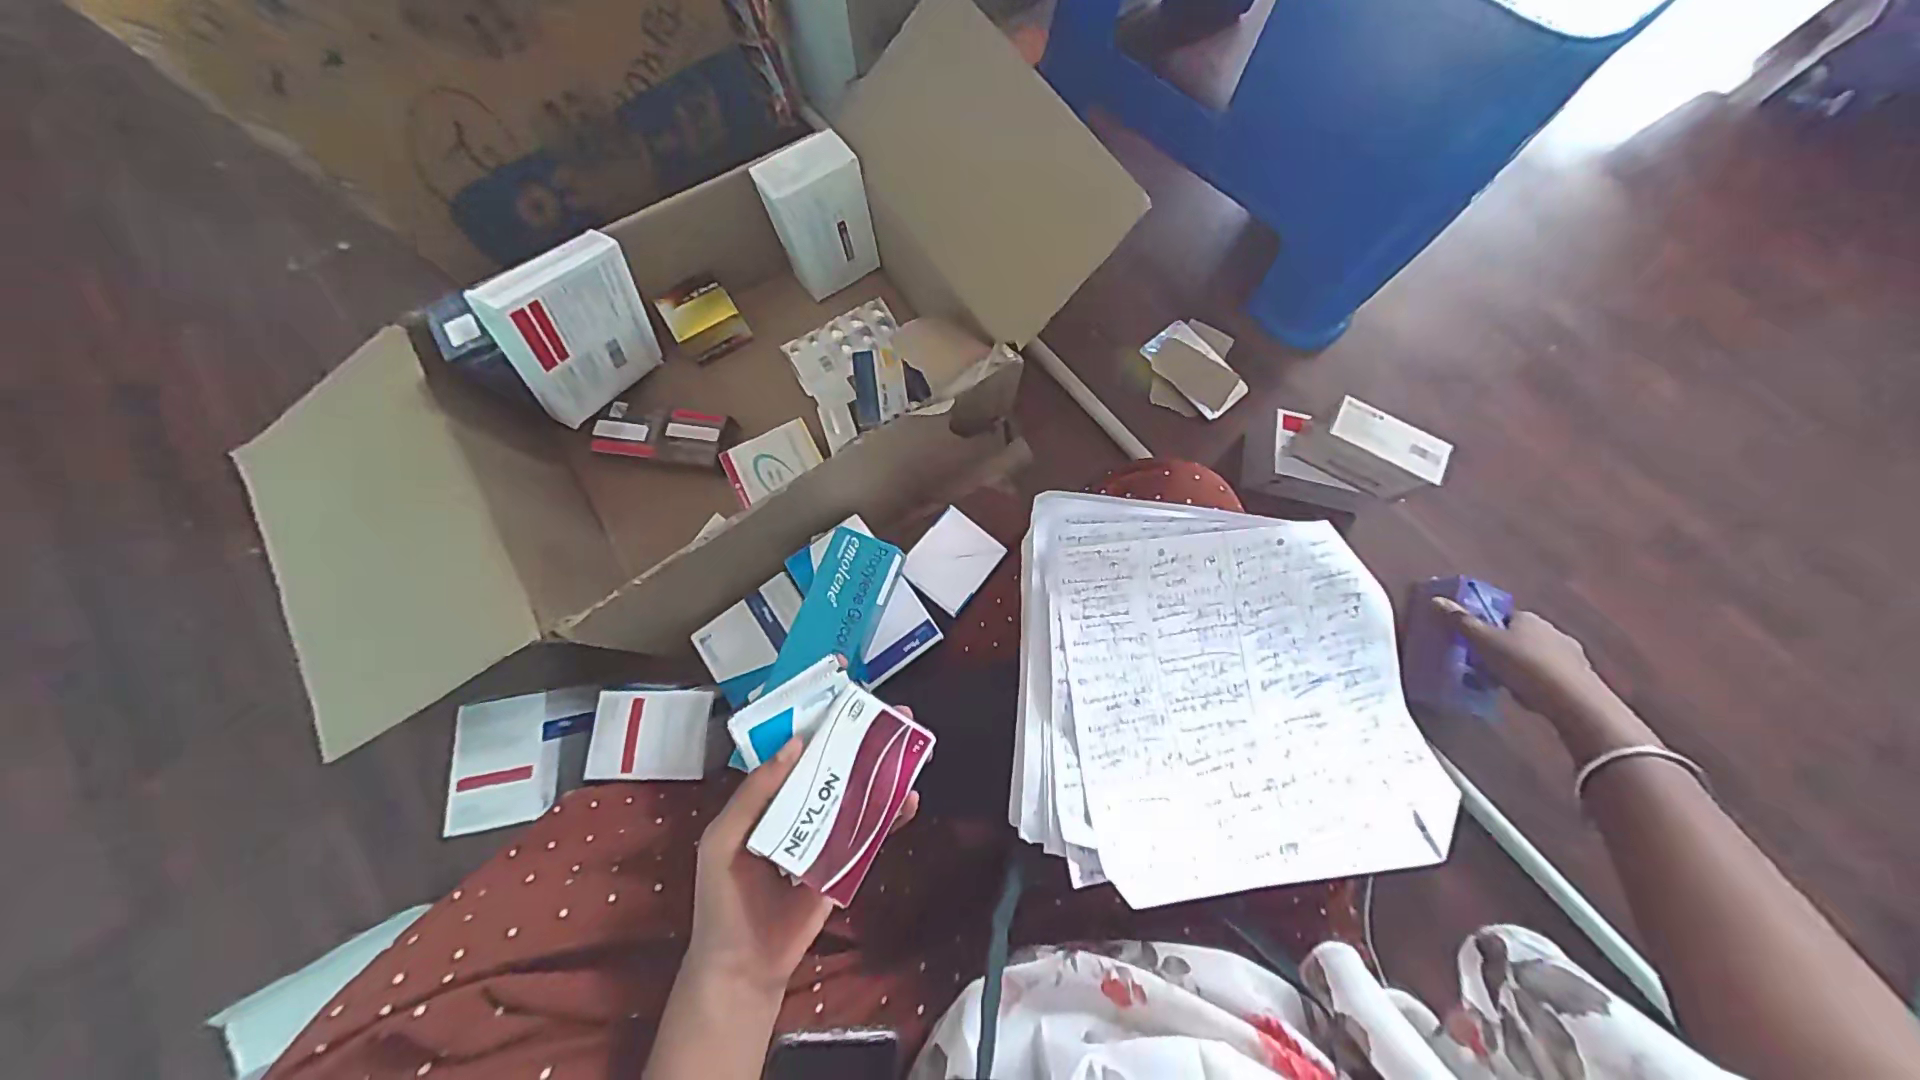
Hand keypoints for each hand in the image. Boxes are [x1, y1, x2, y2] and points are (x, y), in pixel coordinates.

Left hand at [685, 735, 919, 997]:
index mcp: (770, 797)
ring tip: (911, 749)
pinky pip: (872, 832)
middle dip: (864, 741)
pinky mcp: (846, 861)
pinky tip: (909, 800)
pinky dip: (892, 815)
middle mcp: (801, 808)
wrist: (744, 964)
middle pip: (836, 767)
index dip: (823, 725)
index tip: (849, 699)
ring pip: (859, 794)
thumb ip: (755, 792)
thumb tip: (795, 745)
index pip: (800, 751)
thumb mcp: (724, 838)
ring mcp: (826, 834)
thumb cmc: (723, 897)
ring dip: (885, 772)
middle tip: (895, 716)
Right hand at [1430, 598, 1608, 718]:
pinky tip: (1528, 694)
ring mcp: (1570, 653)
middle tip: (1484, 667)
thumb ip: (1460, 621)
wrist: (1573, 700)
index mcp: (1528, 617)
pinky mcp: (1580, 676)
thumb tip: (1436, 599)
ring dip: (1519, 666)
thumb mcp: (1482, 642)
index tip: (1473, 645)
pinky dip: (1536, 681)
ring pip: (1534, 655)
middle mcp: (1551, 630)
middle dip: (1501, 649)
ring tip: (1504, 684)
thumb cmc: (1522, 664)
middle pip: (1517, 636)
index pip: (1501, 617)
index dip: (1485, 628)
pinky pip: (1548, 673)